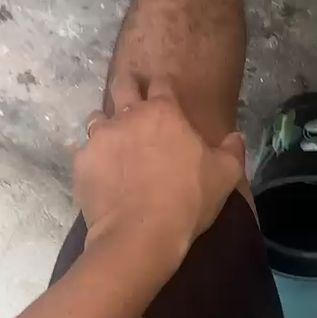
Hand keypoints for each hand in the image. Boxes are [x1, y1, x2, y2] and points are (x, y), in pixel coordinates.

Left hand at [74, 81, 246, 275]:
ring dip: (107, 124)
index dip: (163, 84)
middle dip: (127, 84)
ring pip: (97, 117)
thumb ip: (232, 150)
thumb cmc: (188, 199)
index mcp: (164, 112)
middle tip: (132, 94)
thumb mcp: (225, 175)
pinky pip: (85, 151)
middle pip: (122, 85)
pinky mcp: (81, 163)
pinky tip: (103, 174)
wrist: (140, 235)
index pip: (161, 82)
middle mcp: (128, 116)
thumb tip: (235, 137)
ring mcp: (100, 138)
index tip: (165, 91)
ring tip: (115, 142)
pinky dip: (94, 157)